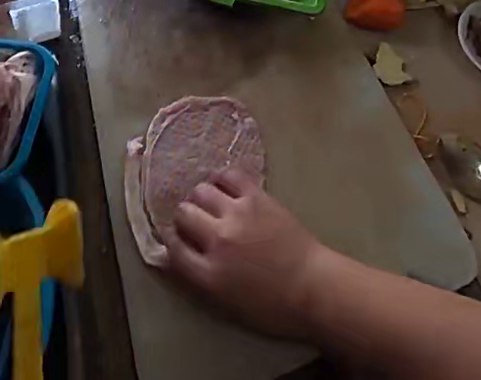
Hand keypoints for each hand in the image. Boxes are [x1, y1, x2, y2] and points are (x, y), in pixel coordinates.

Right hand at [163, 168, 337, 340]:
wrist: (310, 284)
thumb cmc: (271, 305)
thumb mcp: (226, 303)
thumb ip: (200, 277)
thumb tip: (178, 256)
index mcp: (208, 274)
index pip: (173, 249)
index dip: (170, 240)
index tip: (175, 236)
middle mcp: (218, 239)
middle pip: (184, 214)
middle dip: (184, 216)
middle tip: (193, 218)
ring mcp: (238, 214)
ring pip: (202, 190)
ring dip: (200, 195)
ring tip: (208, 200)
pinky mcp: (256, 196)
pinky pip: (230, 175)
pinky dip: (222, 177)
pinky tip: (223, 182)